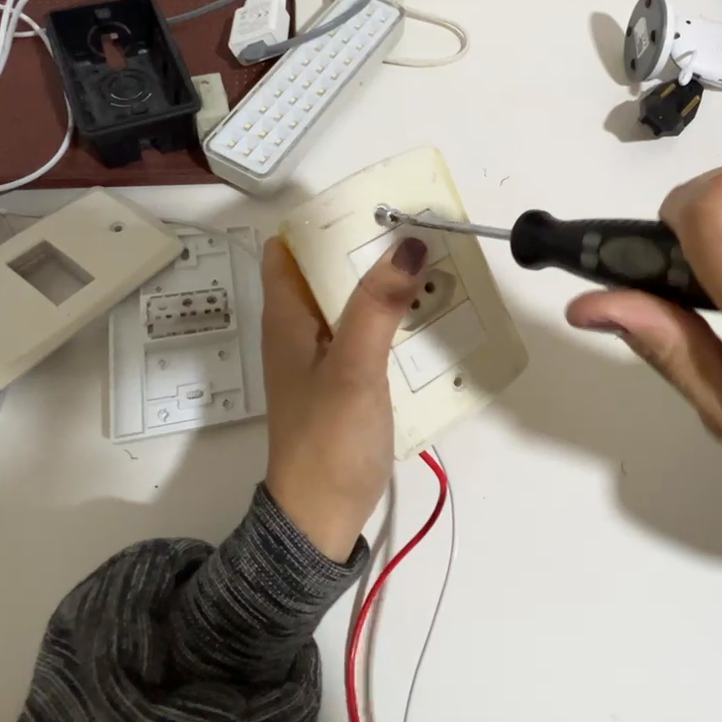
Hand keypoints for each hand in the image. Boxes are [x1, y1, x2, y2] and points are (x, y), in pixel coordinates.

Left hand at [260, 235, 427, 560]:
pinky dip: (396, 316)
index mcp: (287, 317)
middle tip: (419, 228)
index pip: (290, 247)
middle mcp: (302, 329)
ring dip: (387, 281)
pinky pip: (372, 332)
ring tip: (434, 262)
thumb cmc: (327, 440)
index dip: (324, 221)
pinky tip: (429, 314)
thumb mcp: (354, 367)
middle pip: (330, 270)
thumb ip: (378, 305)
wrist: (322, 517)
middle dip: (369, 247)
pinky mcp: (348, 379)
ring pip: (355, 300)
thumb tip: (409, 243)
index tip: (372, 204)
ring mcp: (326, 355)